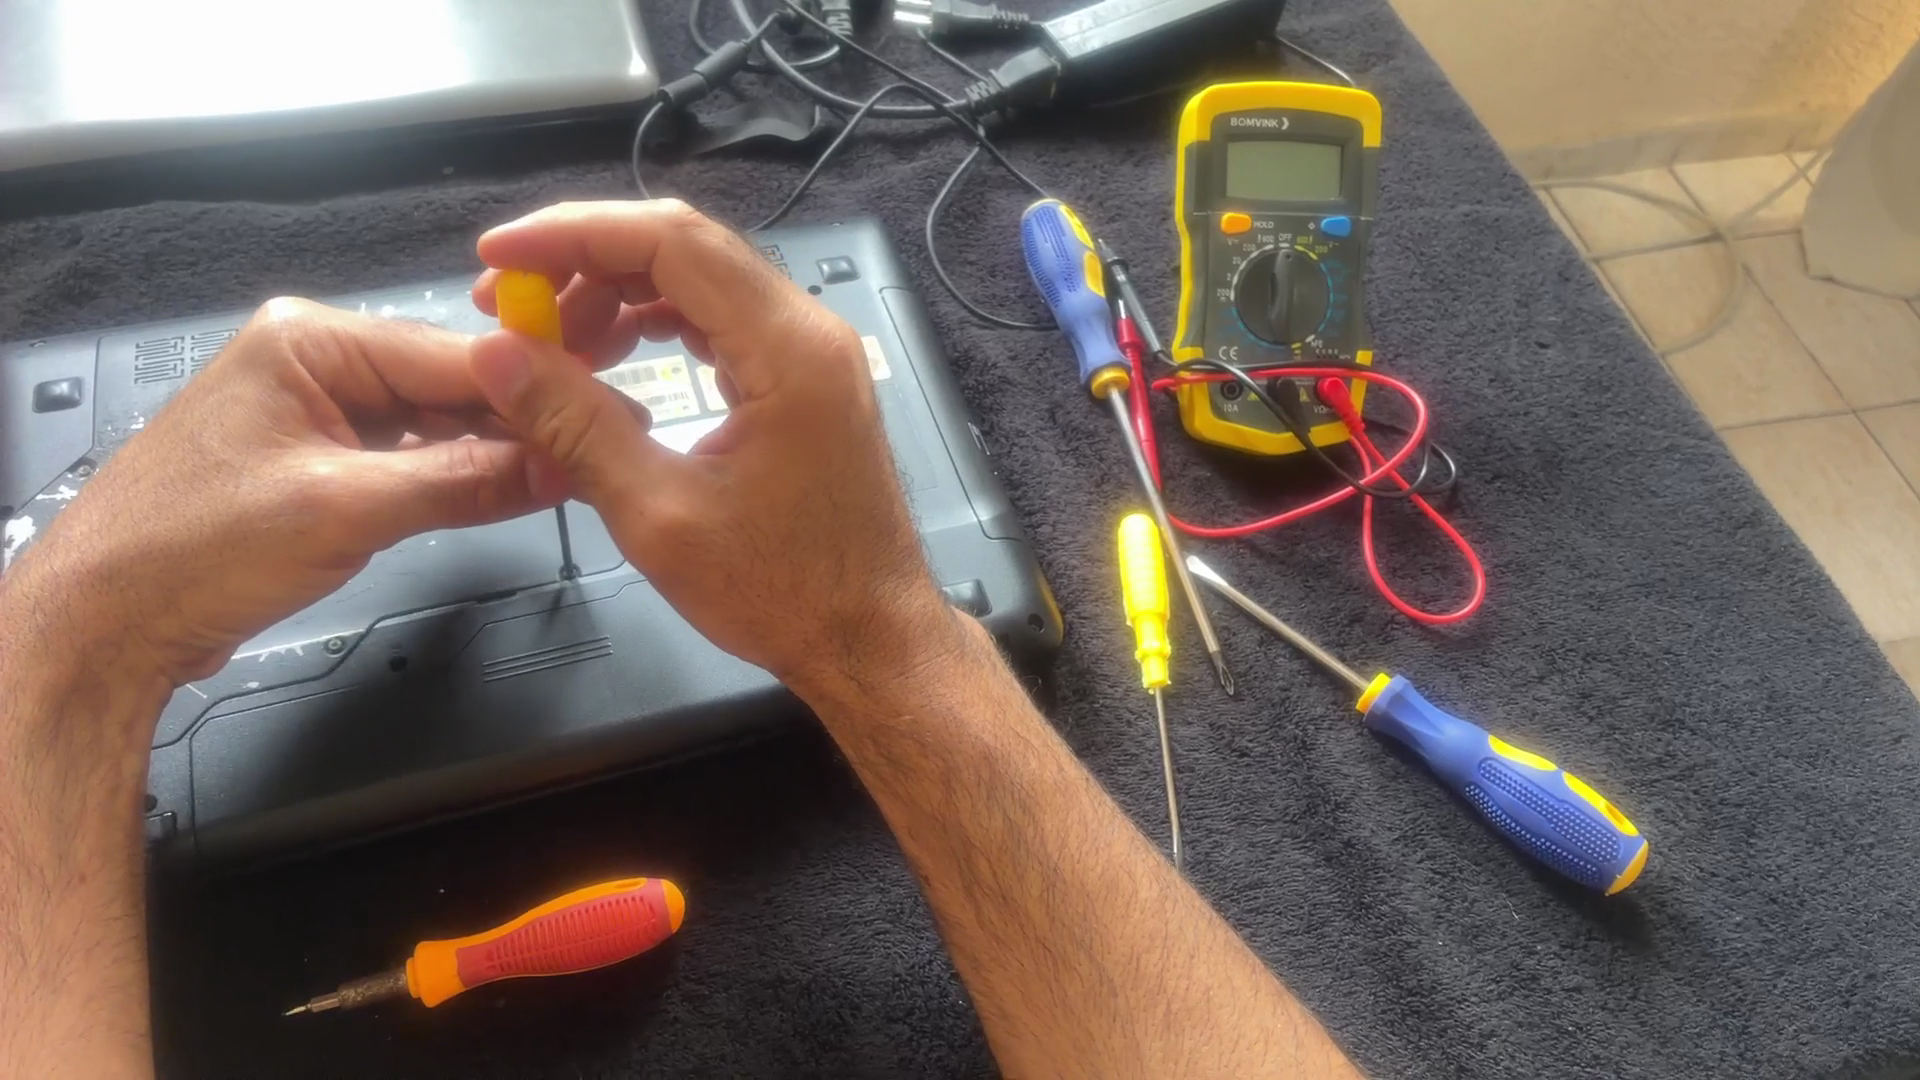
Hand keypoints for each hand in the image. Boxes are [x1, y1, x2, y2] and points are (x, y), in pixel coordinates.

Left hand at [0, 300, 569, 687]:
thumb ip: (466, 479)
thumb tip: (562, 469)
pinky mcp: (343, 456)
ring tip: (571, 474)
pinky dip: (472, 476)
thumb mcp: (349, 506)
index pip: (462, 360)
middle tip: (599, 454)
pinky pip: (428, 456)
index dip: (542, 393)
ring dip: (504, 454)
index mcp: (315, 343)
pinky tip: (517, 489)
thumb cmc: (194, 548)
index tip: (613, 419)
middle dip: (527, 426)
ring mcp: (336, 411)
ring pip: (451, 424)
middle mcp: (328, 364)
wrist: (108, 624)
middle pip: (461, 389)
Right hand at [467, 200, 958, 692]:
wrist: (869, 634)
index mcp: (790, 352)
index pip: (673, 240)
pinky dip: (668, 330)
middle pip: (691, 253)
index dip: (572, 233)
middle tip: (514, 310)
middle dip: (591, 265)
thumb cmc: (783, 592)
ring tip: (556, 342)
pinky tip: (620, 358)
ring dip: (626, 298)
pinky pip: (732, 330)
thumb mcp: (662, 516)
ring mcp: (820, 361)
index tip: (495, 260)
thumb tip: (496, 353)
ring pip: (709, 288)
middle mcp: (814, 337)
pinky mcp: (813, 388)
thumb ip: (576, 426)